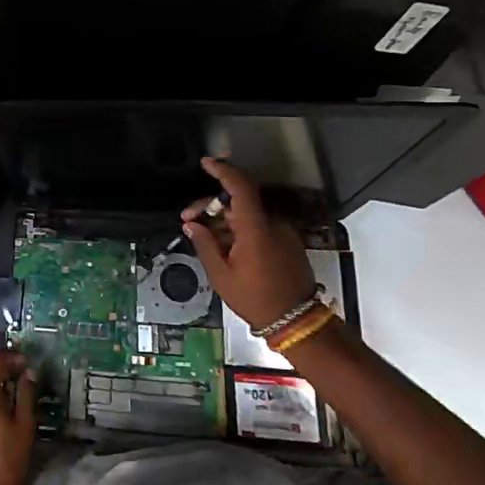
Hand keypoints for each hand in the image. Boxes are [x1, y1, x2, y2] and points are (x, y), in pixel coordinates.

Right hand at [182, 157, 315, 330]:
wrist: (296, 320)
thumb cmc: (255, 299)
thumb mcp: (221, 275)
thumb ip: (205, 244)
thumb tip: (192, 224)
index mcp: (256, 230)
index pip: (241, 188)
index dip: (223, 171)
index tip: (206, 164)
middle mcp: (272, 224)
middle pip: (238, 201)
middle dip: (211, 204)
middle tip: (188, 218)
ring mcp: (281, 232)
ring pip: (247, 214)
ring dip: (222, 218)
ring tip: (202, 234)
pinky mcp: (285, 242)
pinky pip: (257, 225)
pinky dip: (237, 228)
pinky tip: (221, 242)